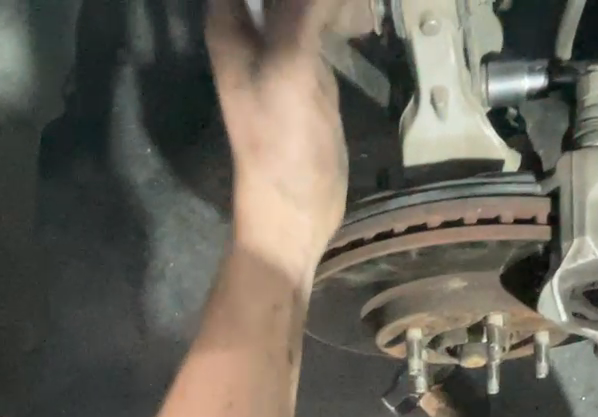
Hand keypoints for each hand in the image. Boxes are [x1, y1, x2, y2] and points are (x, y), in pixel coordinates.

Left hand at [207, 0, 349, 282]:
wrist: (294, 213)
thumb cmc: (281, 146)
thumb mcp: (290, 66)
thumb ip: (304, 7)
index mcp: (231, 19)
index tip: (319, 0)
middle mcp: (252, 26)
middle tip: (344, 3)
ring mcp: (283, 46)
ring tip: (360, 7)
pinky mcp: (312, 70)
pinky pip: (326, 18)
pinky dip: (344, 8)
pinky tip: (365, 15)